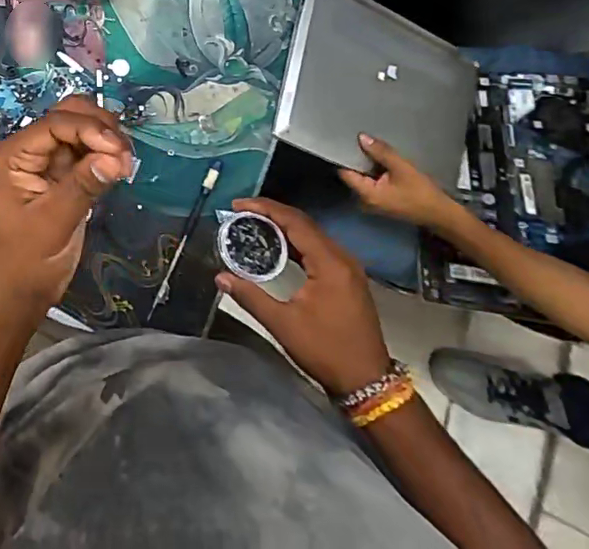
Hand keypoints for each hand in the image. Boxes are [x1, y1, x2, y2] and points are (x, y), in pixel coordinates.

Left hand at [0, 96, 132, 309]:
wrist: (21, 288)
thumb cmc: (26, 257)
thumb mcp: (52, 222)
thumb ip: (82, 187)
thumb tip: (114, 158)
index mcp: (14, 154)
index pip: (54, 124)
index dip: (88, 129)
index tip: (118, 148)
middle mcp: (29, 149)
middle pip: (68, 116)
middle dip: (99, 127)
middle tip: (124, 154)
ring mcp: (48, 160)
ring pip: (82, 129)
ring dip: (106, 138)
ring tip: (125, 162)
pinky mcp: (65, 174)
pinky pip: (88, 151)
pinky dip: (106, 153)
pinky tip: (120, 167)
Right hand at [215, 198, 391, 395]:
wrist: (368, 382)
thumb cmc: (325, 350)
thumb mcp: (282, 324)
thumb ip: (250, 296)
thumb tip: (220, 277)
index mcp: (330, 263)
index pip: (295, 222)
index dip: (265, 209)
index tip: (237, 205)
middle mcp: (342, 259)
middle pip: (304, 224)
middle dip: (271, 213)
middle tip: (241, 212)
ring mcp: (348, 269)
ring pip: (311, 235)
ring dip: (283, 226)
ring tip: (252, 224)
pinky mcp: (347, 279)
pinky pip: (317, 248)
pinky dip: (295, 241)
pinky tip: (276, 246)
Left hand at [337, 134, 466, 230]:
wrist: (443, 215)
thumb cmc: (422, 193)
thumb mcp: (402, 168)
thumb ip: (380, 152)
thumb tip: (361, 137)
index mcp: (365, 194)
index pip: (345, 172)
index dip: (345, 156)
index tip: (346, 142)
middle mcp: (363, 200)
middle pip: (353, 174)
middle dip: (357, 159)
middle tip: (360, 142)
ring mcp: (371, 202)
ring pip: (363, 178)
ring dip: (368, 165)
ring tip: (370, 148)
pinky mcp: (380, 201)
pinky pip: (371, 183)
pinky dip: (375, 173)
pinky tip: (380, 162)